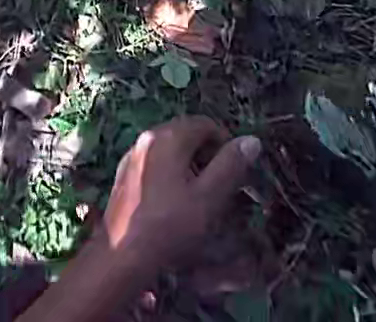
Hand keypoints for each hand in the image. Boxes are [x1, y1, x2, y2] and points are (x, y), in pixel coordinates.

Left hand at [16, 116, 260, 321]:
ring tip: (205, 197)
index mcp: (167, 136)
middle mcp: (147, 136)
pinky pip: (156, 162)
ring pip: (171, 148)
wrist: (124, 251)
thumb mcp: (209, 197)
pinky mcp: (125, 171)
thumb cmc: (171, 224)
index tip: (239, 172)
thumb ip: (231, 166)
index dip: (227, 144)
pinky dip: (173, 172)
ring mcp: (133, 153)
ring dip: (192, 165)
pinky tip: (177, 201)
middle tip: (225, 186)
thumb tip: (251, 140)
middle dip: (210, 155)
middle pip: (187, 133)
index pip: (205, 123)